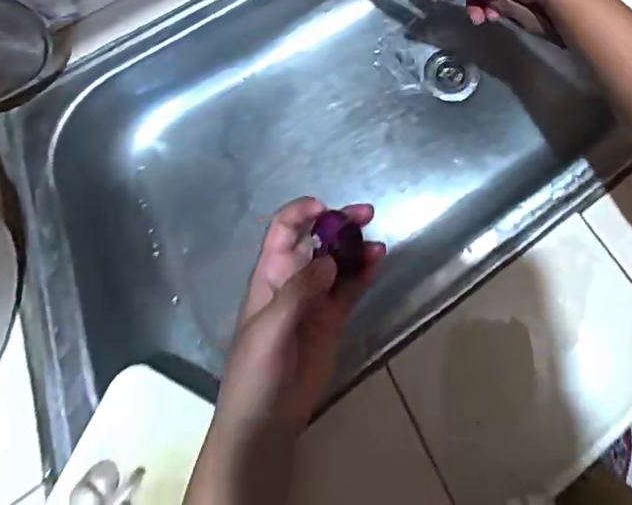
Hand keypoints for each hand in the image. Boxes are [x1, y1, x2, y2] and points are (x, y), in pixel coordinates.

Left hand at [189, 199, 384, 504]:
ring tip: (377, 245)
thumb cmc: (254, 372)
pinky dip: (365, 271)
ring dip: (357, 246)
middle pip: (318, 238)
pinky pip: (352, 286)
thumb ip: (297, 293)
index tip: (325, 208)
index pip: (284, 230)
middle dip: (340, 221)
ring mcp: (316, 298)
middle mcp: (294, 278)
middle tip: (366, 214)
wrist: (264, 423)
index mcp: (270, 274)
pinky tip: (377, 262)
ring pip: (339, 260)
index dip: (302, 212)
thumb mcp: (269, 329)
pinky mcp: (334, 318)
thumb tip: (329, 261)